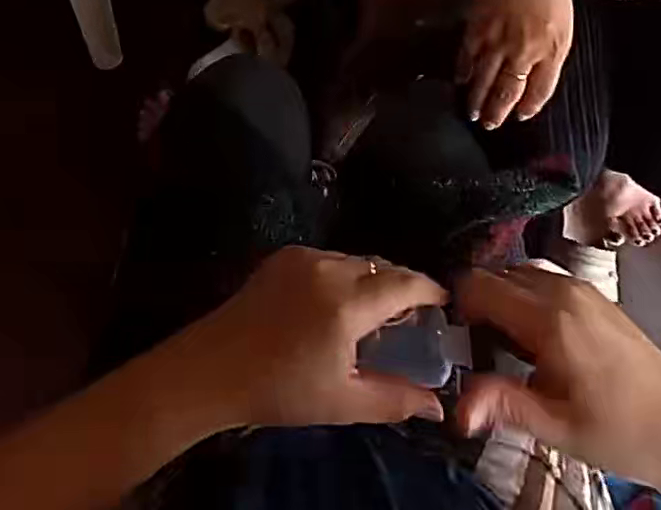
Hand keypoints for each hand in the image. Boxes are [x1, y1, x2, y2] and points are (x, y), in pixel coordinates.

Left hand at [159, 247, 449, 428]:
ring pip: (352, 259)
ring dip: (371, 278)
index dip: (427, 289)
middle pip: (378, 265)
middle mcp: (325, 268)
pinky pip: (326, 258)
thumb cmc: (281, 388)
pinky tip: (338, 303)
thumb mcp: (343, 401)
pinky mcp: (281, 257)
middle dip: (401, 284)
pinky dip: (344, 273)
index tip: (444, 301)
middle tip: (411, 317)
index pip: (401, 282)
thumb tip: (435, 404)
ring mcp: (299, 257)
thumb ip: (395, 398)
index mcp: (344, 302)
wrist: (216, 366)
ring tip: (374, 313)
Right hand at [453, 265, 660, 502]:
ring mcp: (579, 287)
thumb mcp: (558, 428)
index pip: (475, 284)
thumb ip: (503, 404)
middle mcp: (560, 290)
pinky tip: (535, 333)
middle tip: (480, 345)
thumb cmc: (623, 434)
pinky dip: (523, 295)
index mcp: (547, 317)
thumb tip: (457, 409)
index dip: (457, 306)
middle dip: (476, 303)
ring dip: (499, 297)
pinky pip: (539, 277)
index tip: (459, 336)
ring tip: (507, 341)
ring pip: (514, 273)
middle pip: (491, 275)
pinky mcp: (592, 292)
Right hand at [458, 0, 571, 127]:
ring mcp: (497, 40)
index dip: (528, 106)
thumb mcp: (564, 23)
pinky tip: (460, 80)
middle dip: (497, 111)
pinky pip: (467, 56)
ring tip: (472, 112)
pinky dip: (463, 71)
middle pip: (507, 90)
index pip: (538, 90)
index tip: (519, 117)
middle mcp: (523, 51)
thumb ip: (550, 52)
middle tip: (489, 125)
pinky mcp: (476, 26)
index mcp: (551, 50)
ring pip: (484, 78)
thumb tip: (532, 74)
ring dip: (477, 98)